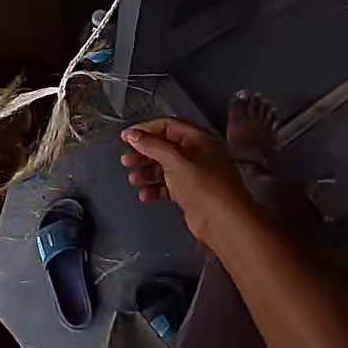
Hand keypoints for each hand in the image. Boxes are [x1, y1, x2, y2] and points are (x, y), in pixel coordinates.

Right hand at [119, 118, 259, 247]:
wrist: (223, 222)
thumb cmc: (202, 185)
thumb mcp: (175, 160)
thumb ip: (152, 145)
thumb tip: (131, 134)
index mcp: (197, 139)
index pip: (167, 126)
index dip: (145, 130)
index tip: (125, 138)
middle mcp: (196, 153)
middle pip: (164, 147)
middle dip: (143, 153)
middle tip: (126, 162)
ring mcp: (194, 174)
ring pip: (164, 168)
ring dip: (147, 172)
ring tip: (133, 180)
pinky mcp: (190, 193)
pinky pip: (168, 186)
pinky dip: (155, 188)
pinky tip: (145, 195)